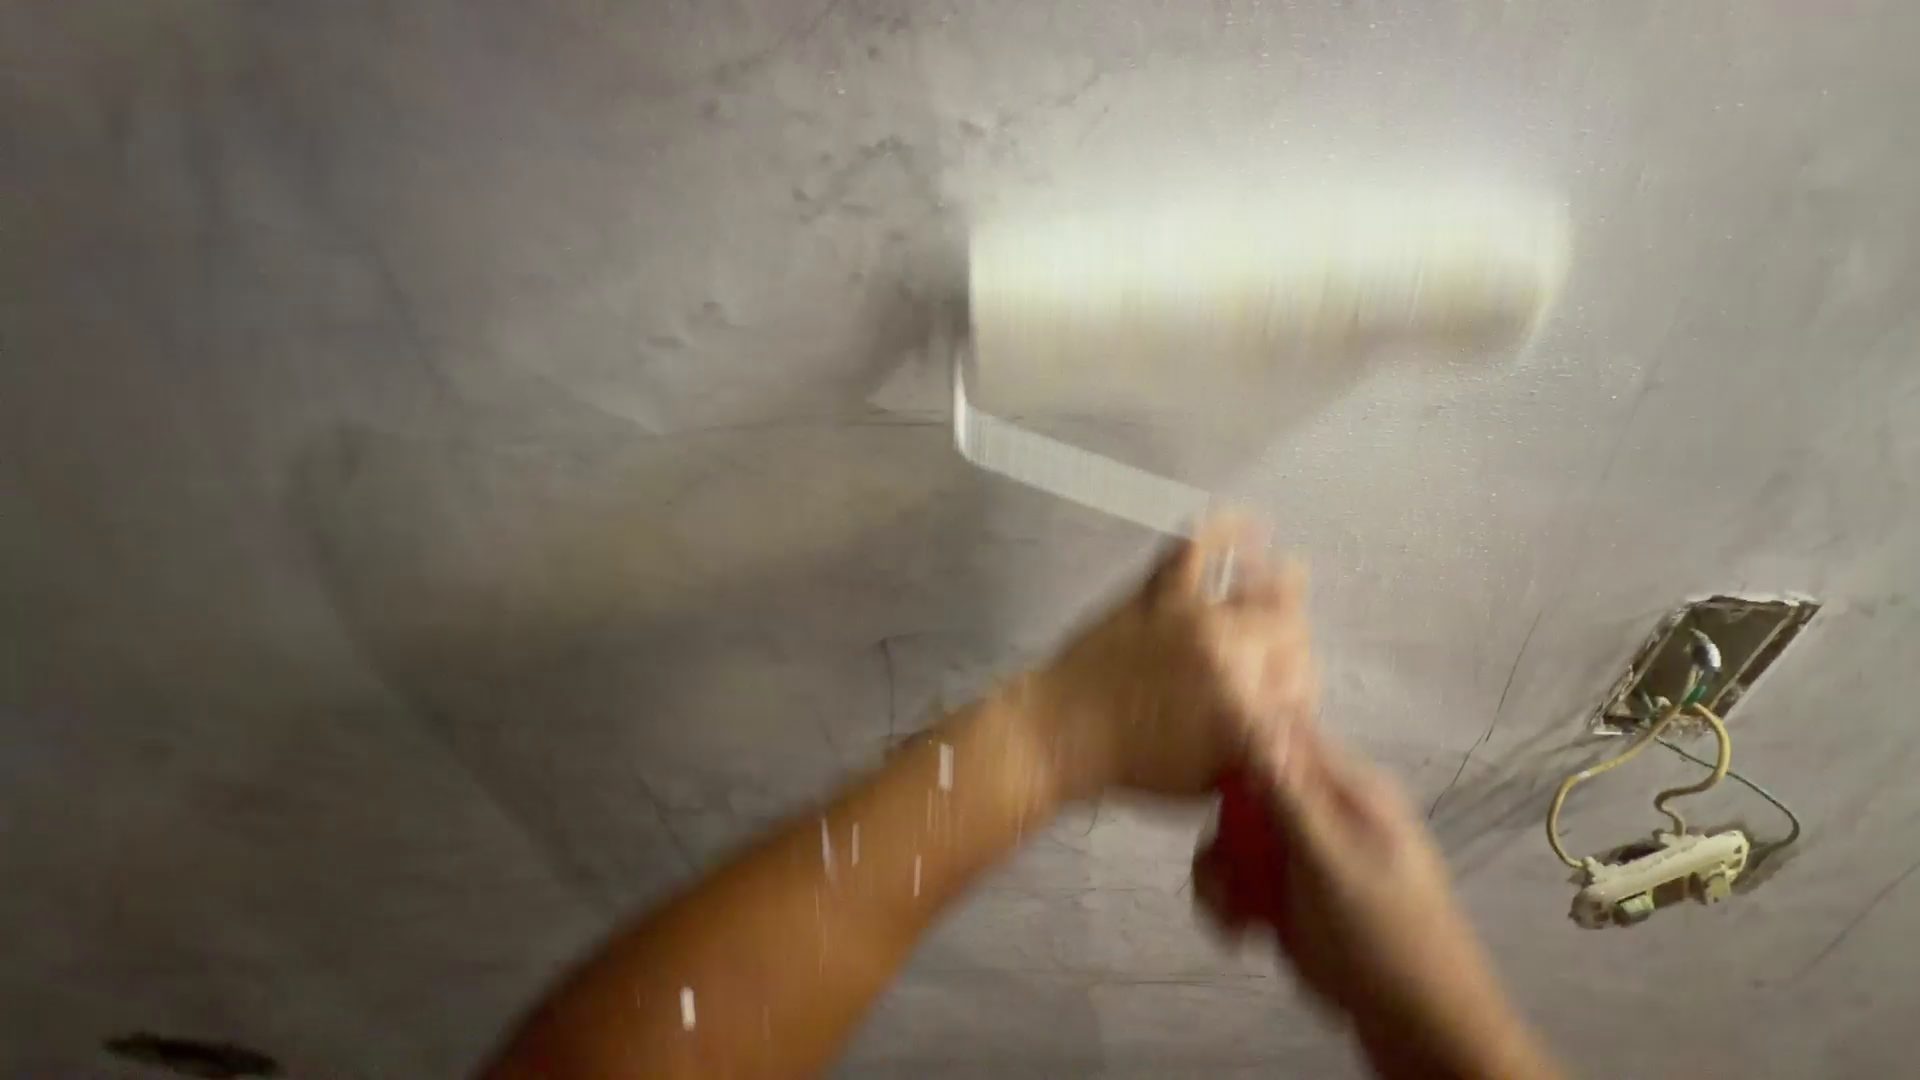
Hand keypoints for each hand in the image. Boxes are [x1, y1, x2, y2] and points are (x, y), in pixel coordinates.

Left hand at [1017, 515, 1316, 801]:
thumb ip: (1251, 749)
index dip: (1301, 684)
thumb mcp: (1205, 777)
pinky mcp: (1159, 595)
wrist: (1061, 733)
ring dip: (1279, 580)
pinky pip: (1194, 553)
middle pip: (1289, 632)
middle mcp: (1232, 656)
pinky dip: (1221, 531)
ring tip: (1290, 570)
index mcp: (1248, 706)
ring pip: (1255, 591)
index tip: (1290, 687)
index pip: (1302, 682)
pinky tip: (1241, 518)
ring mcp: (1194, 619)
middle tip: (1287, 641)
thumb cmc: (1132, 764)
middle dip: (1293, 639)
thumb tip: (1278, 723)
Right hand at [1195, 725, 1563, 1078]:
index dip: (1238, 740)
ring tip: (1229, 914)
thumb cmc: (1386, 942)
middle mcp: (1327, 811)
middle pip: (1248, 789)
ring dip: (1222, 872)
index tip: (1204, 773)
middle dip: (1224, 830)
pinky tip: (1238, 930)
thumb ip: (1290, 793)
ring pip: (1237, 834)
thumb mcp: (1332, 865)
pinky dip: (1230, 898)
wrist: (1424, 1036)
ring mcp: (1309, 852)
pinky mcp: (1293, 889)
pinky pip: (1243, 873)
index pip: (1283, 733)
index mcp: (1349, 791)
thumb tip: (1256, 716)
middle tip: (1222, 872)